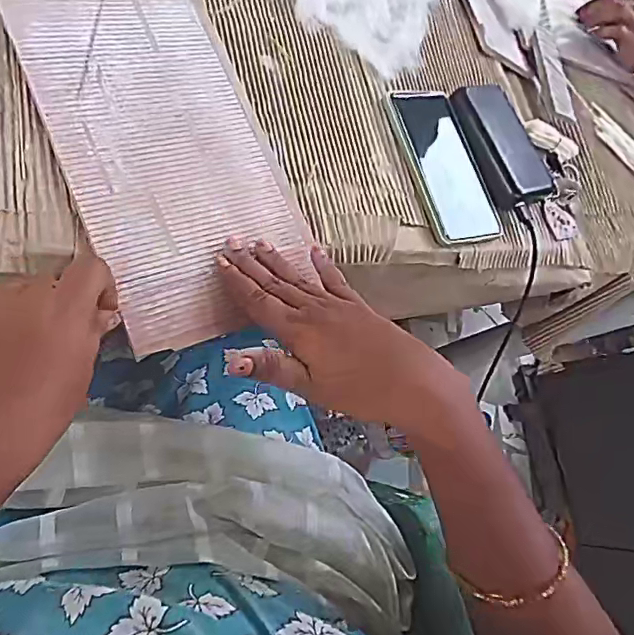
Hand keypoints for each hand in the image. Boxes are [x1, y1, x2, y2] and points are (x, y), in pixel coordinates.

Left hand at [0, 251, 119, 485]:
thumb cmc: (33, 421)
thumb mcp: (77, 382)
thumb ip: (89, 339)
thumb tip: (96, 317)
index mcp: (62, 308)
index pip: (91, 267)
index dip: (100, 287)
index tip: (99, 314)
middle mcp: (23, 295)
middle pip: (54, 283)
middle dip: (64, 309)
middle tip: (63, 349)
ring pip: (20, 299)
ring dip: (31, 319)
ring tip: (27, 364)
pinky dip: (2, 332)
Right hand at [216, 239, 477, 439]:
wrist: (414, 382)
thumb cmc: (359, 392)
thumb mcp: (310, 387)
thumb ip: (272, 369)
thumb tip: (231, 361)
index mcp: (298, 331)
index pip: (259, 302)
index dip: (237, 282)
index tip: (219, 261)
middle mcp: (314, 311)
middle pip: (275, 283)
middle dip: (250, 264)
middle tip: (229, 242)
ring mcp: (337, 306)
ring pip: (299, 278)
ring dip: (276, 261)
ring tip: (258, 243)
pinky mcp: (357, 307)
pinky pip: (333, 280)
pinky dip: (322, 265)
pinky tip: (314, 251)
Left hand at [576, 0, 633, 70]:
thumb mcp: (633, 20)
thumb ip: (617, 14)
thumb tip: (594, 14)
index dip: (598, 1)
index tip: (583, 8)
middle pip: (614, 1)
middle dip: (595, 6)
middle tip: (579, 13)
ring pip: (615, 11)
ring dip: (596, 15)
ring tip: (583, 21)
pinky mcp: (631, 36)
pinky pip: (614, 29)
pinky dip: (601, 30)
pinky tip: (592, 32)